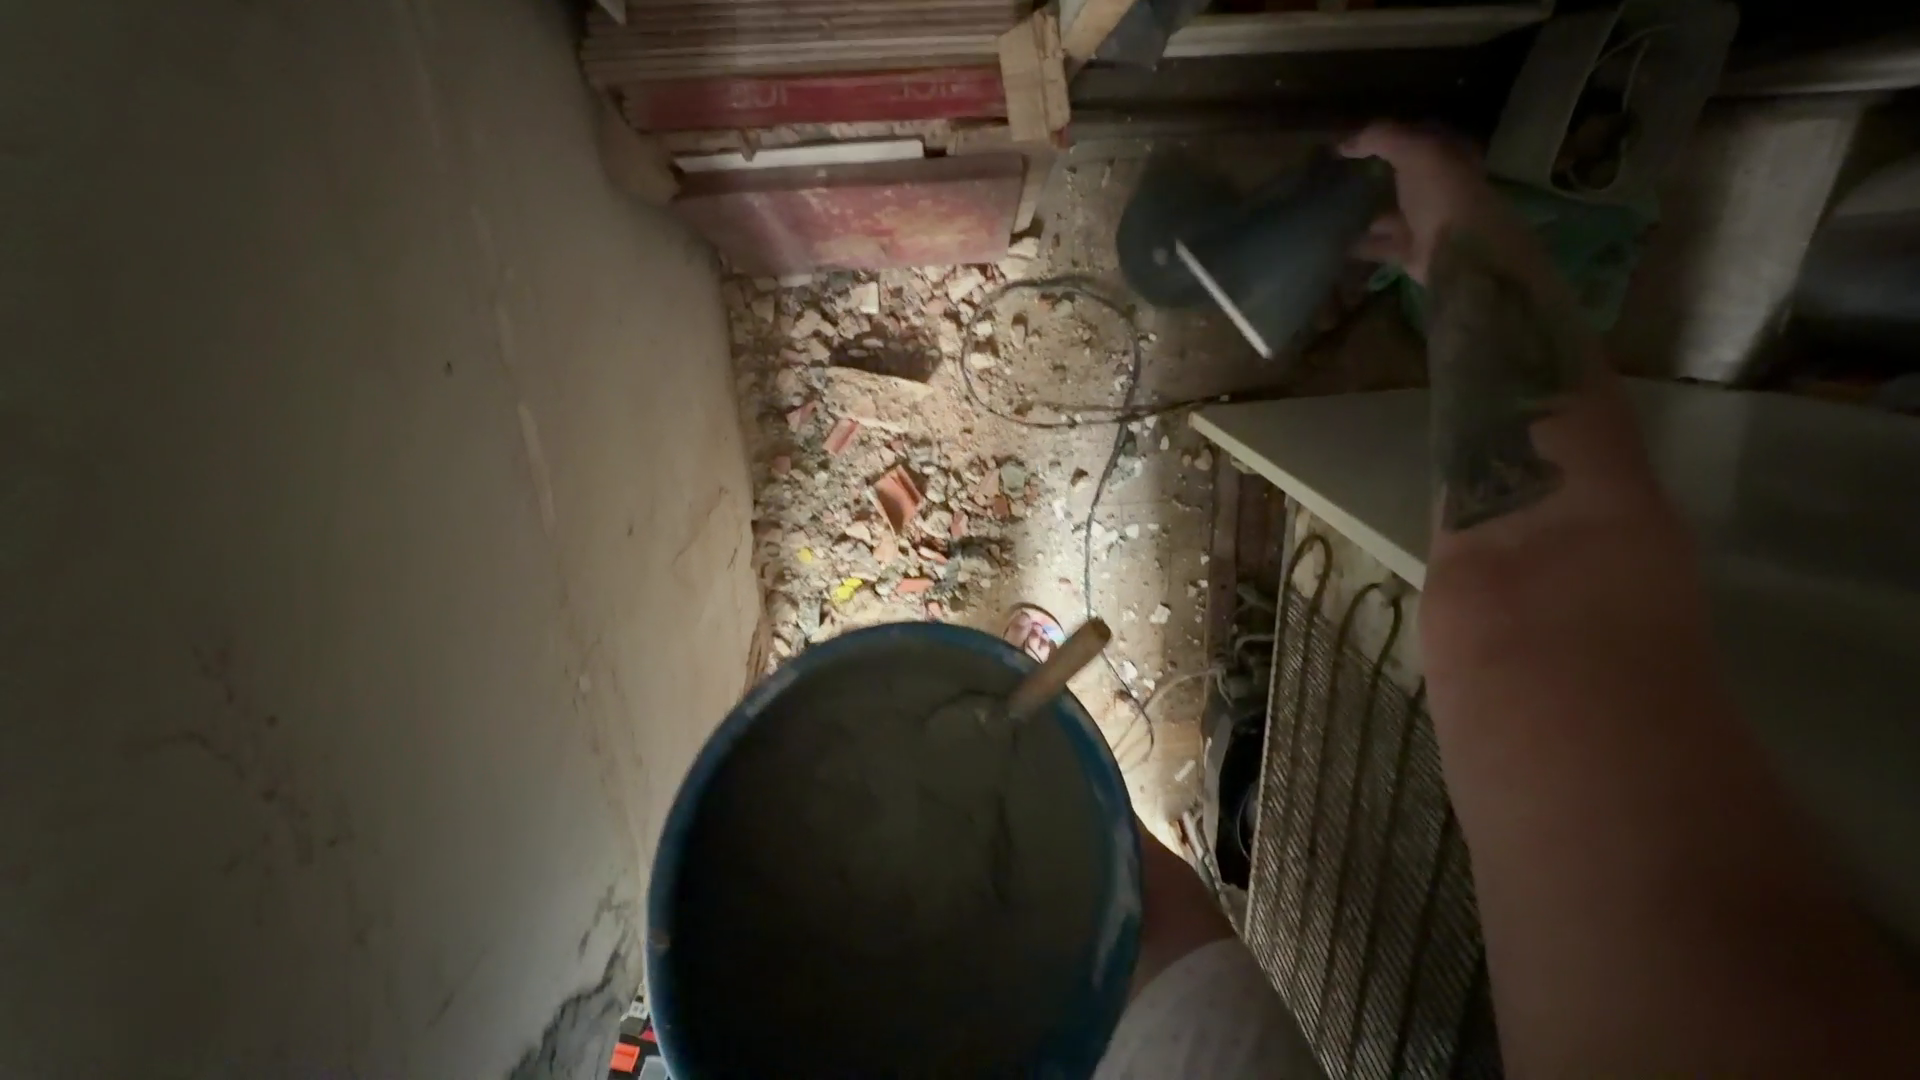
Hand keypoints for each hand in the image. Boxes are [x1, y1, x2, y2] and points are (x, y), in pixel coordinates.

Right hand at [1340, 122, 1521, 284]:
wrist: (1456, 251)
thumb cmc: (1442, 194)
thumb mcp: (1415, 152)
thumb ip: (1382, 138)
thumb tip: (1343, 142)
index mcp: (1448, 158)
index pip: (1417, 139)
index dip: (1390, 136)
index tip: (1356, 139)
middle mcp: (1438, 188)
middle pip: (1403, 177)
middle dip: (1377, 174)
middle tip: (1341, 174)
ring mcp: (1424, 221)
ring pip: (1390, 213)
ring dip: (1367, 213)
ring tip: (1333, 211)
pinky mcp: (1409, 251)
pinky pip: (1378, 245)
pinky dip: (1360, 244)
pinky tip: (1337, 241)